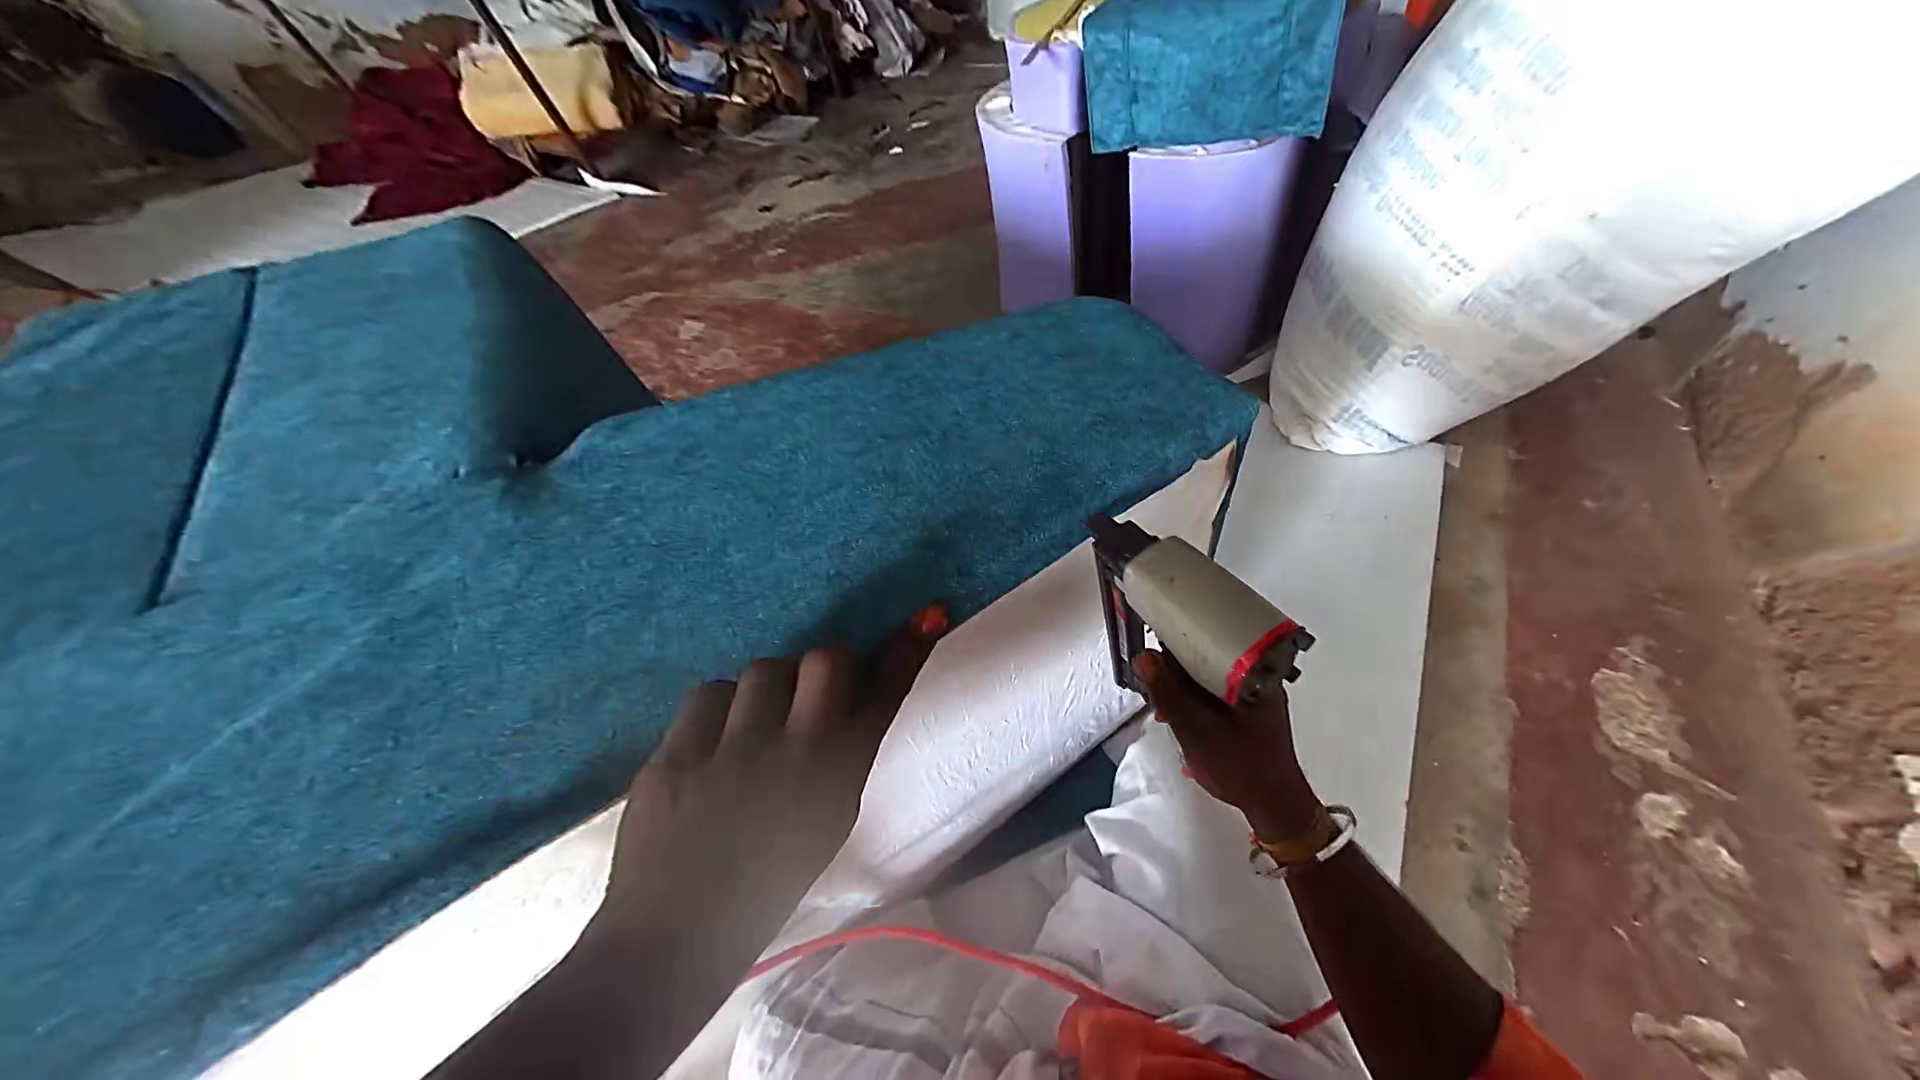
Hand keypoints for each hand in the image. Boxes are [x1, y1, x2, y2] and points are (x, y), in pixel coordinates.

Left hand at [429, 613, 950, 1079]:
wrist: (679, 932)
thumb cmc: (769, 878)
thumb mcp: (827, 815)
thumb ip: (843, 751)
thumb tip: (853, 692)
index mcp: (839, 780)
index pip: (885, 696)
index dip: (907, 651)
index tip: (928, 615)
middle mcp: (795, 757)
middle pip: (825, 660)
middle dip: (823, 666)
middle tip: (807, 692)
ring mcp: (731, 753)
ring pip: (762, 670)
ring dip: (764, 690)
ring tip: (748, 728)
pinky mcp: (675, 755)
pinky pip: (707, 695)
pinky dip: (716, 711)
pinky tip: (710, 744)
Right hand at [1132, 648, 1325, 843]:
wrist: (1275, 807)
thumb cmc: (1240, 768)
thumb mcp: (1196, 730)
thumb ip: (1167, 693)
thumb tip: (1143, 657)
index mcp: (1252, 673)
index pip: (1206, 643)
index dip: (1173, 649)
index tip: (1150, 662)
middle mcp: (1257, 677)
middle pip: (1206, 660)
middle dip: (1174, 675)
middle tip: (1154, 697)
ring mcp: (1255, 694)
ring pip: (1207, 679)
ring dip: (1181, 691)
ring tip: (1164, 712)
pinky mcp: (1249, 711)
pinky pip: (1215, 694)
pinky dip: (1195, 702)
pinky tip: (1180, 719)